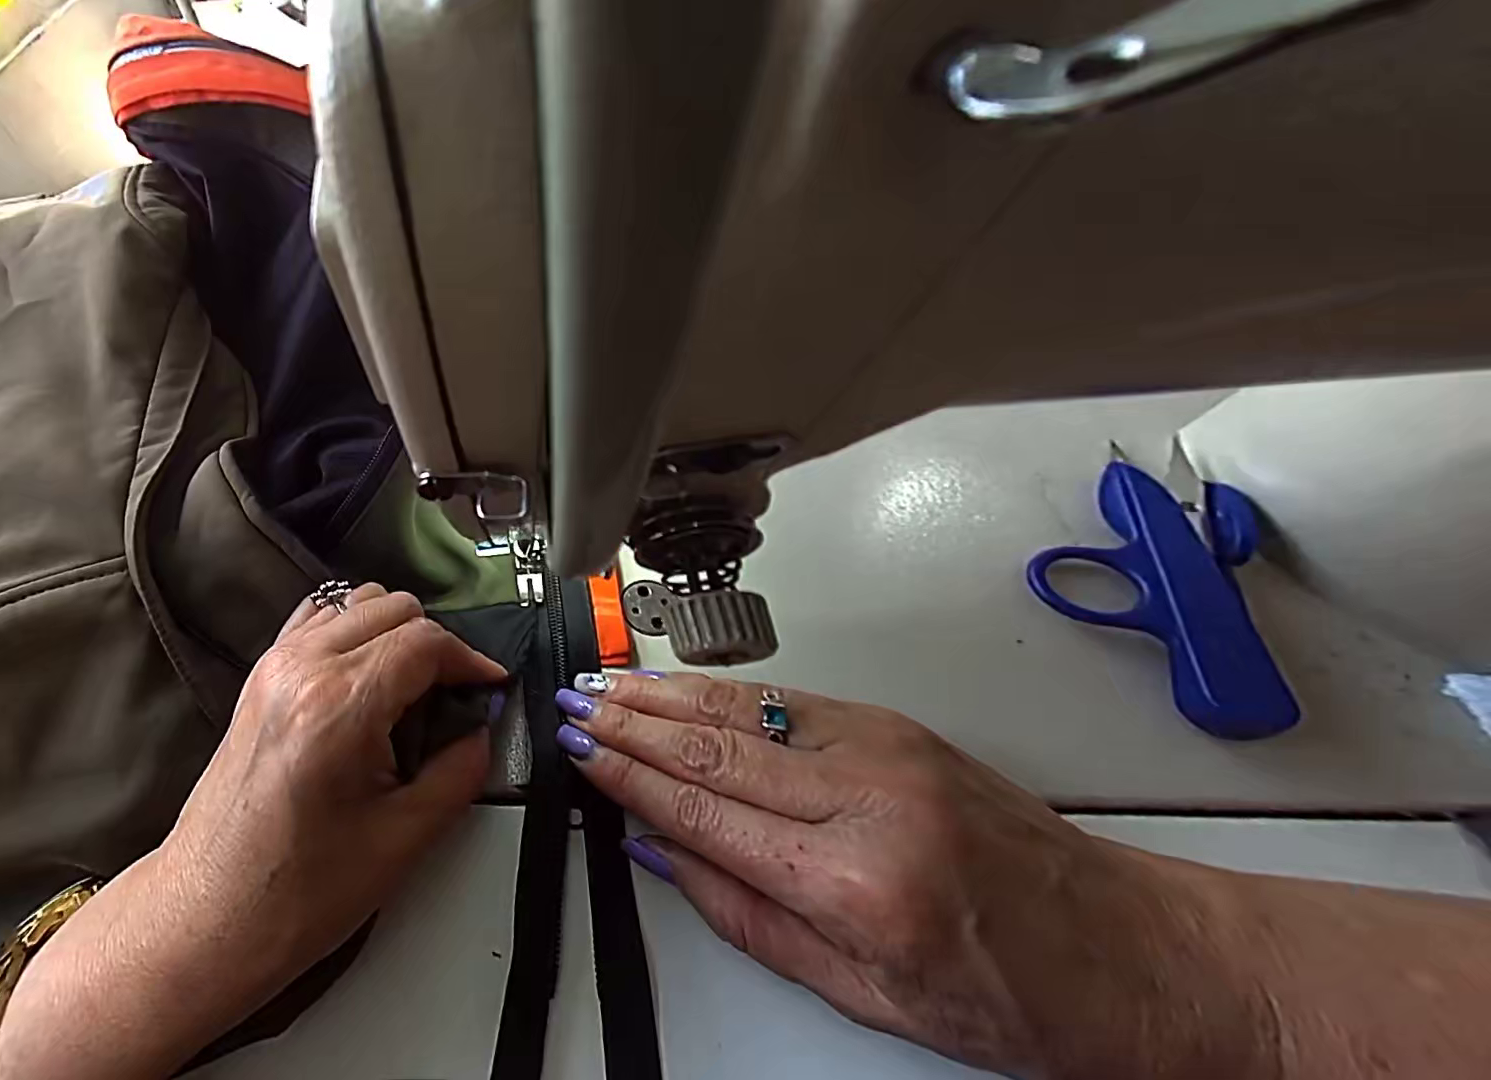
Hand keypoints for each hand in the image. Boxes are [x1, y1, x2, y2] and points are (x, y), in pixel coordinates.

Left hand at [158, 582, 505, 990]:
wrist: (202, 920)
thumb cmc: (298, 893)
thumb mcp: (403, 839)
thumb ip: (461, 770)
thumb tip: (481, 728)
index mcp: (339, 704)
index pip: (426, 642)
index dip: (471, 659)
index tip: (490, 685)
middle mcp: (302, 667)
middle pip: (395, 607)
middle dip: (437, 644)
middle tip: (452, 694)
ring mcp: (274, 665)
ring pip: (358, 602)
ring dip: (397, 632)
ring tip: (412, 686)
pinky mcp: (259, 676)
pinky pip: (320, 617)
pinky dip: (355, 629)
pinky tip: (367, 673)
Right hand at [555, 673, 1281, 1079]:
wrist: (1128, 946)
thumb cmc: (1007, 994)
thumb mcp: (861, 995)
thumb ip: (743, 914)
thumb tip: (659, 850)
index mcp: (853, 885)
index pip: (704, 812)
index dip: (630, 776)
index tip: (582, 751)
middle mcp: (863, 798)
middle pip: (713, 746)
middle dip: (630, 722)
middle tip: (574, 703)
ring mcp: (880, 745)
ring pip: (741, 708)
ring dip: (662, 694)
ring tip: (606, 685)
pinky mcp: (891, 723)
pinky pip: (783, 699)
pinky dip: (716, 690)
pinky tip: (677, 685)